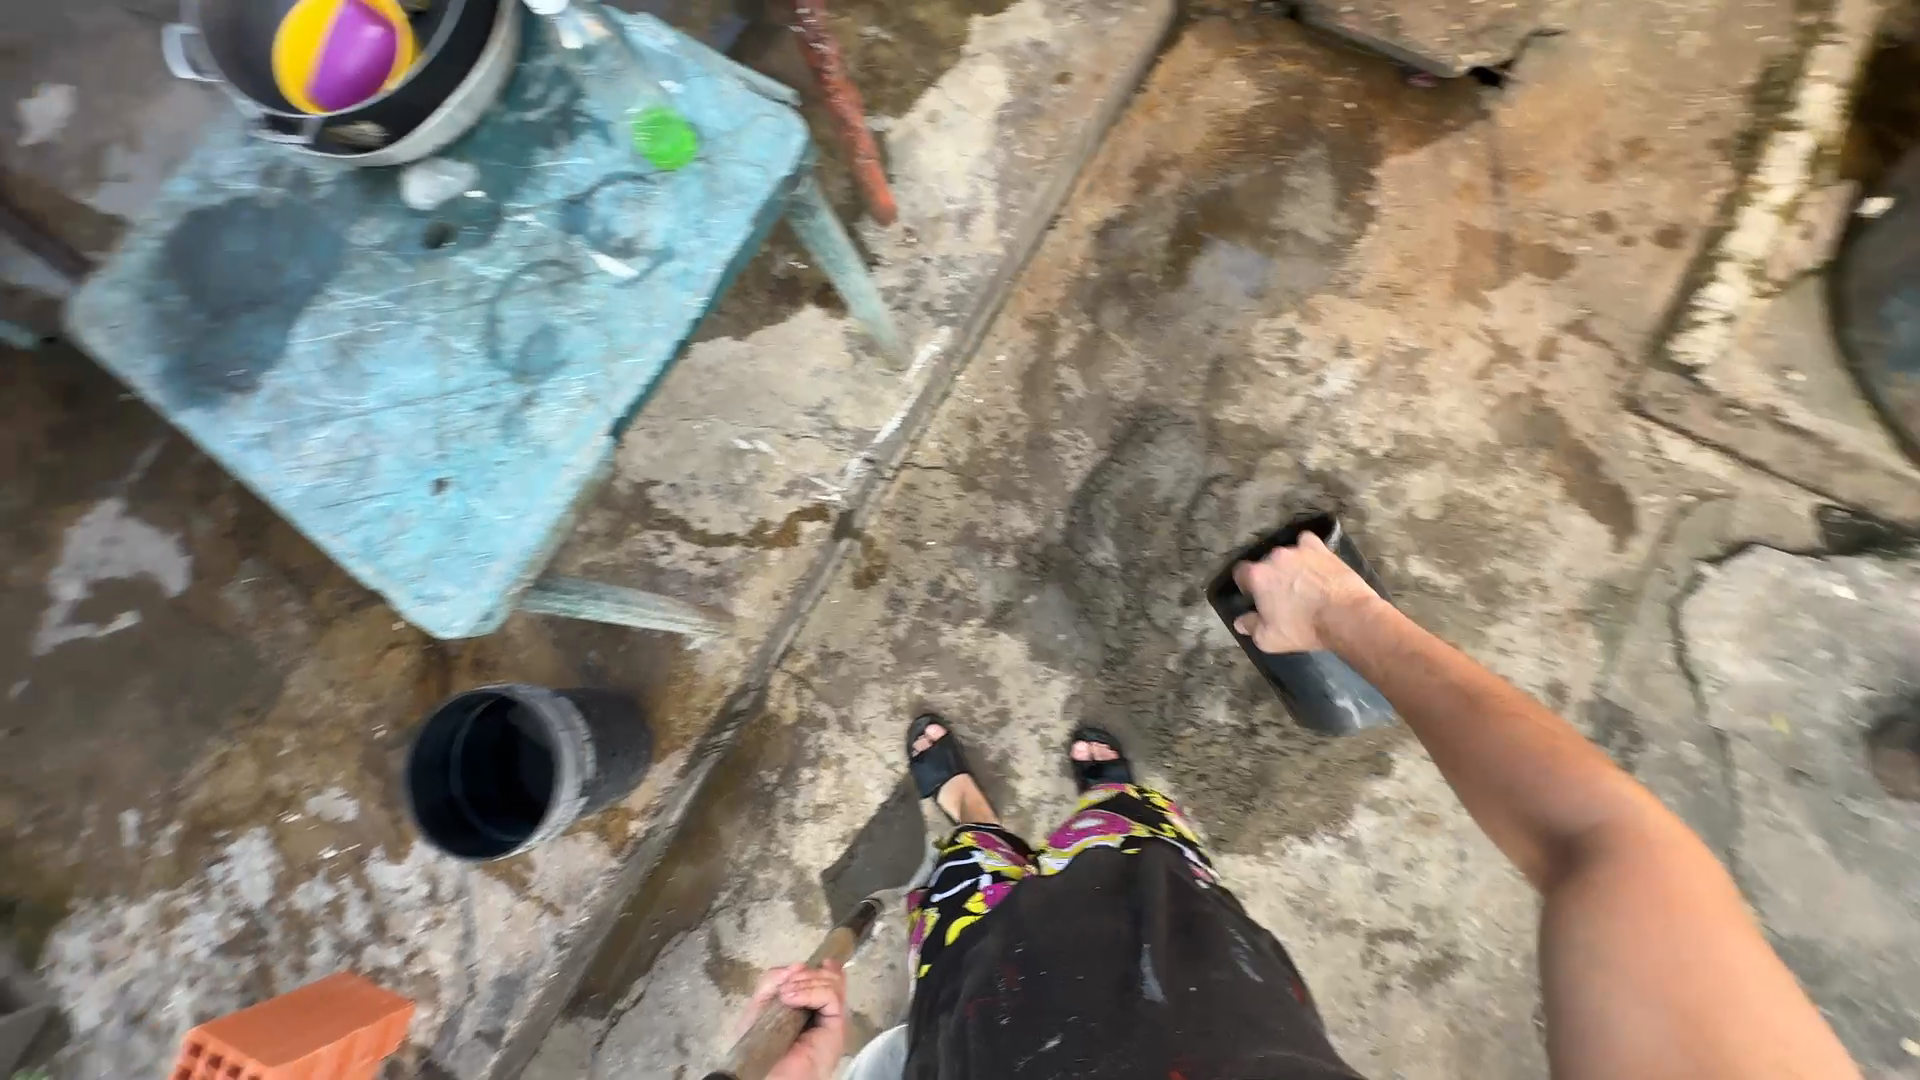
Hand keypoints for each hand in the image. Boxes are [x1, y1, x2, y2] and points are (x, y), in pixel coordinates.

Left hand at [740, 961, 847, 1079]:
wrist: (762, 1074)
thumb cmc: (759, 1046)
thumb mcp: (760, 1006)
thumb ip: (772, 981)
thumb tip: (798, 965)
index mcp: (810, 1007)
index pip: (828, 978)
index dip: (817, 968)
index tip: (799, 968)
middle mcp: (825, 1012)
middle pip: (832, 976)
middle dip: (807, 974)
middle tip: (786, 986)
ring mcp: (832, 1019)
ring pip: (834, 982)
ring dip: (807, 981)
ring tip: (786, 995)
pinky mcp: (837, 1027)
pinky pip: (831, 996)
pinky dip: (811, 991)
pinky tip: (791, 998)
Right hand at [1230, 531, 1380, 652]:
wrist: (1347, 617)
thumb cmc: (1304, 628)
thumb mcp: (1269, 639)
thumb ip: (1250, 627)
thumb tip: (1240, 622)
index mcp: (1257, 576)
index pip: (1240, 572)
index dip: (1246, 585)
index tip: (1255, 597)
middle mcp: (1274, 557)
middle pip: (1264, 563)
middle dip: (1269, 576)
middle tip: (1281, 594)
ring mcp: (1298, 550)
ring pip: (1286, 554)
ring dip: (1288, 565)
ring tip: (1301, 581)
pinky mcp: (1321, 549)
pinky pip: (1307, 542)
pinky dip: (1307, 550)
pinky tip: (1312, 561)